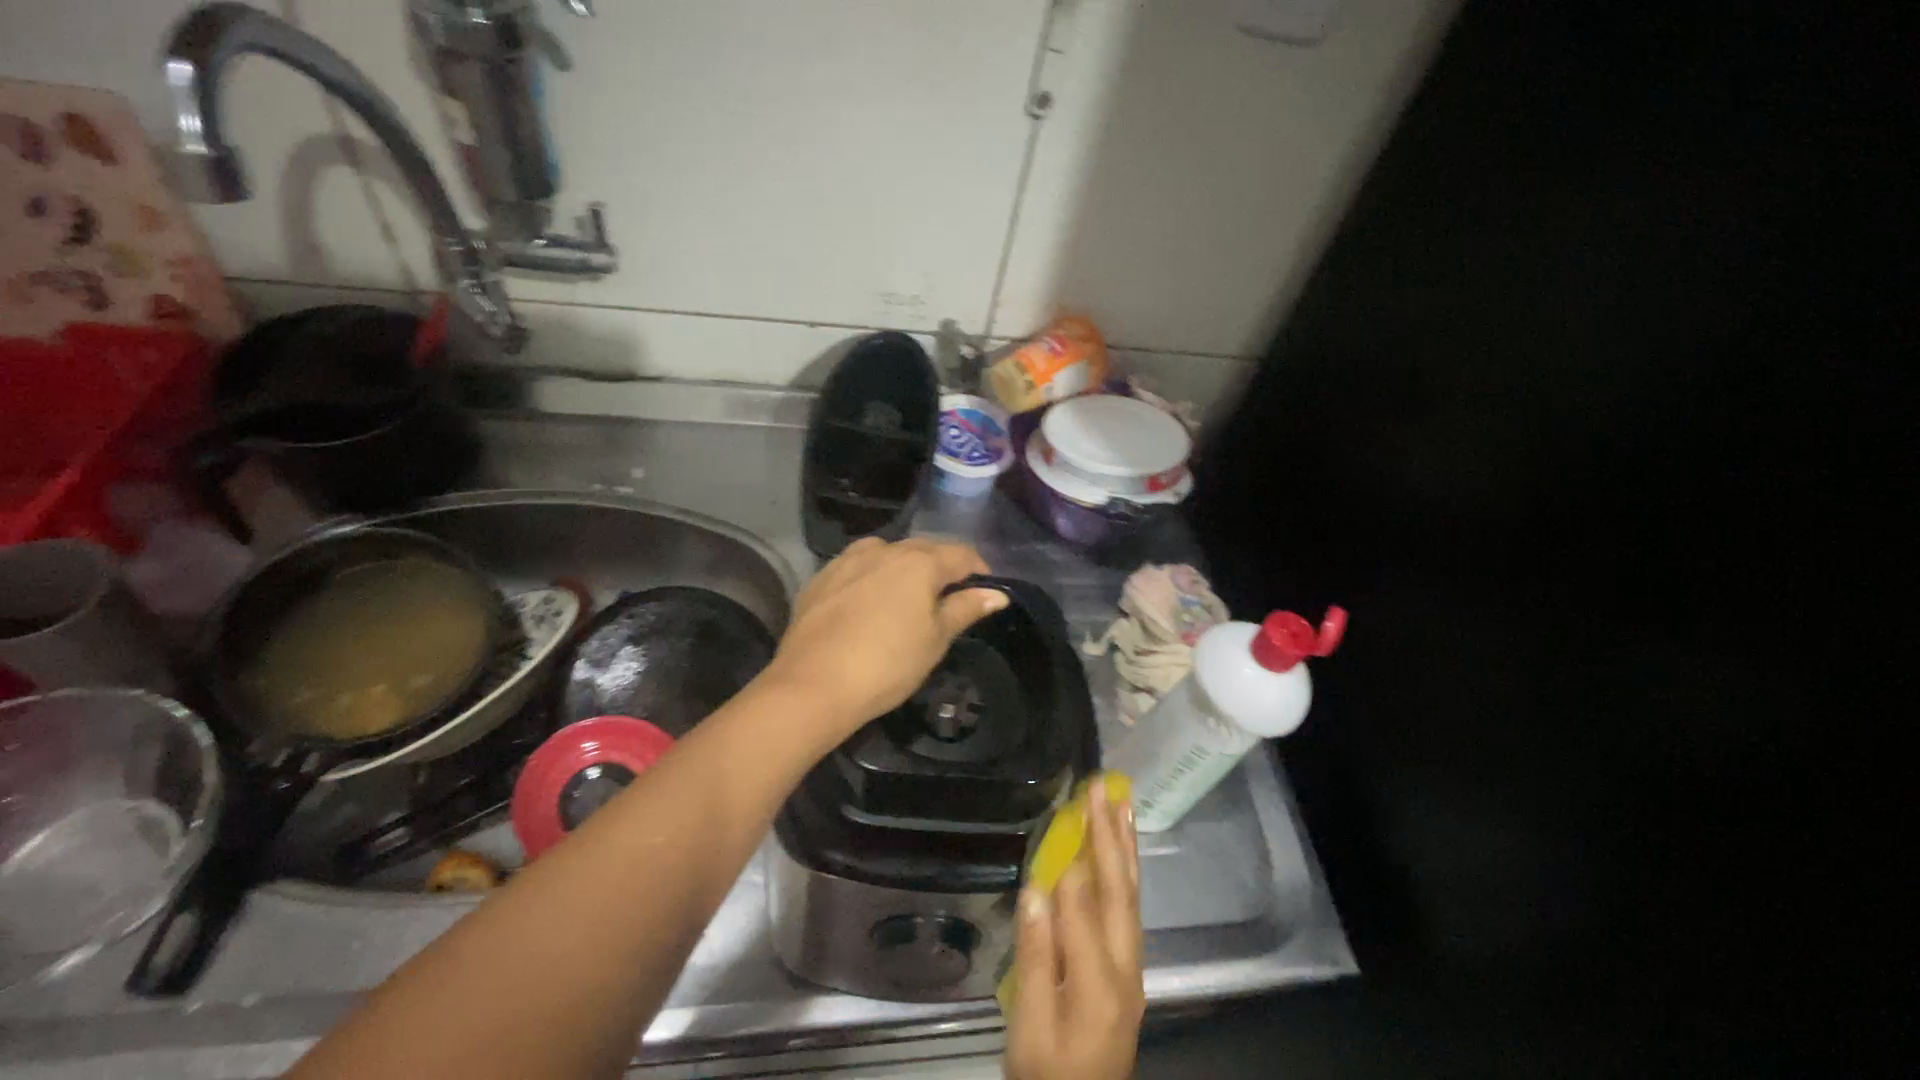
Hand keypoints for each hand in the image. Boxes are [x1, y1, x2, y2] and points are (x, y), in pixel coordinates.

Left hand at [761, 537, 1005, 739]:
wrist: (812, 684)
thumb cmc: (887, 665)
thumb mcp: (935, 640)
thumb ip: (965, 609)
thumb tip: (997, 593)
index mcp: (919, 562)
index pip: (961, 554)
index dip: (978, 571)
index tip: (984, 593)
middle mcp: (883, 549)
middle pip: (923, 549)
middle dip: (941, 568)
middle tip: (948, 600)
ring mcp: (847, 560)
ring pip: (886, 553)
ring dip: (903, 569)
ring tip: (906, 599)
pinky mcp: (820, 577)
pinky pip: (857, 568)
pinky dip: (871, 578)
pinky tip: (868, 604)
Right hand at [1005, 776, 1144, 1079]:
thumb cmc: (1047, 1073)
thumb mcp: (1031, 1028)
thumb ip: (1037, 960)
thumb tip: (1035, 892)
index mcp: (1099, 982)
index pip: (1084, 906)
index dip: (1073, 857)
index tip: (1068, 809)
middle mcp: (1126, 969)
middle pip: (1120, 892)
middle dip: (1111, 836)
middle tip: (1104, 788)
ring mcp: (1132, 971)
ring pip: (1132, 899)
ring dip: (1125, 849)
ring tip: (1122, 806)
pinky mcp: (1129, 975)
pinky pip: (1129, 913)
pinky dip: (1126, 876)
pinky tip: (1120, 857)